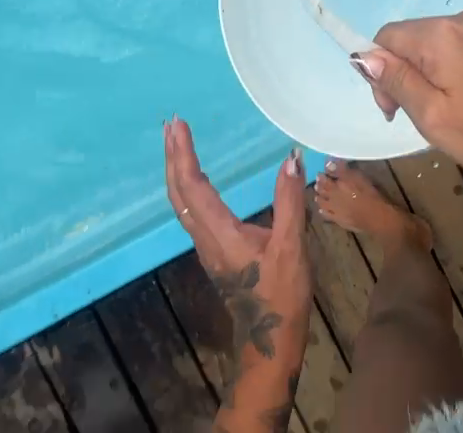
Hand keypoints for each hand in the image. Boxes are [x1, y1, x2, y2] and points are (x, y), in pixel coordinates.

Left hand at [164, 118, 311, 369]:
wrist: (271, 337)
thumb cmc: (281, 293)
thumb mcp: (291, 245)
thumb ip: (289, 201)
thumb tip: (291, 159)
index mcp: (220, 232)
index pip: (193, 186)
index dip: (183, 154)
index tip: (177, 125)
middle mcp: (206, 237)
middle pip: (179, 193)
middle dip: (173, 157)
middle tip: (171, 125)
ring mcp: (208, 245)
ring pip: (182, 202)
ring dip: (178, 170)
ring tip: (178, 143)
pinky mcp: (216, 249)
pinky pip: (193, 210)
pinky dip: (189, 185)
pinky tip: (197, 178)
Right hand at [354, 8, 462, 188]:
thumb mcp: (433, 117)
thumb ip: (397, 81)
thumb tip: (364, 56)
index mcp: (442, 34)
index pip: (387, 37)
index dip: (380, 72)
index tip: (393, 108)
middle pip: (413, 36)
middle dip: (406, 71)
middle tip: (420, 113)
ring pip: (439, 40)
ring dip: (432, 68)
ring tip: (450, 106)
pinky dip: (458, 63)